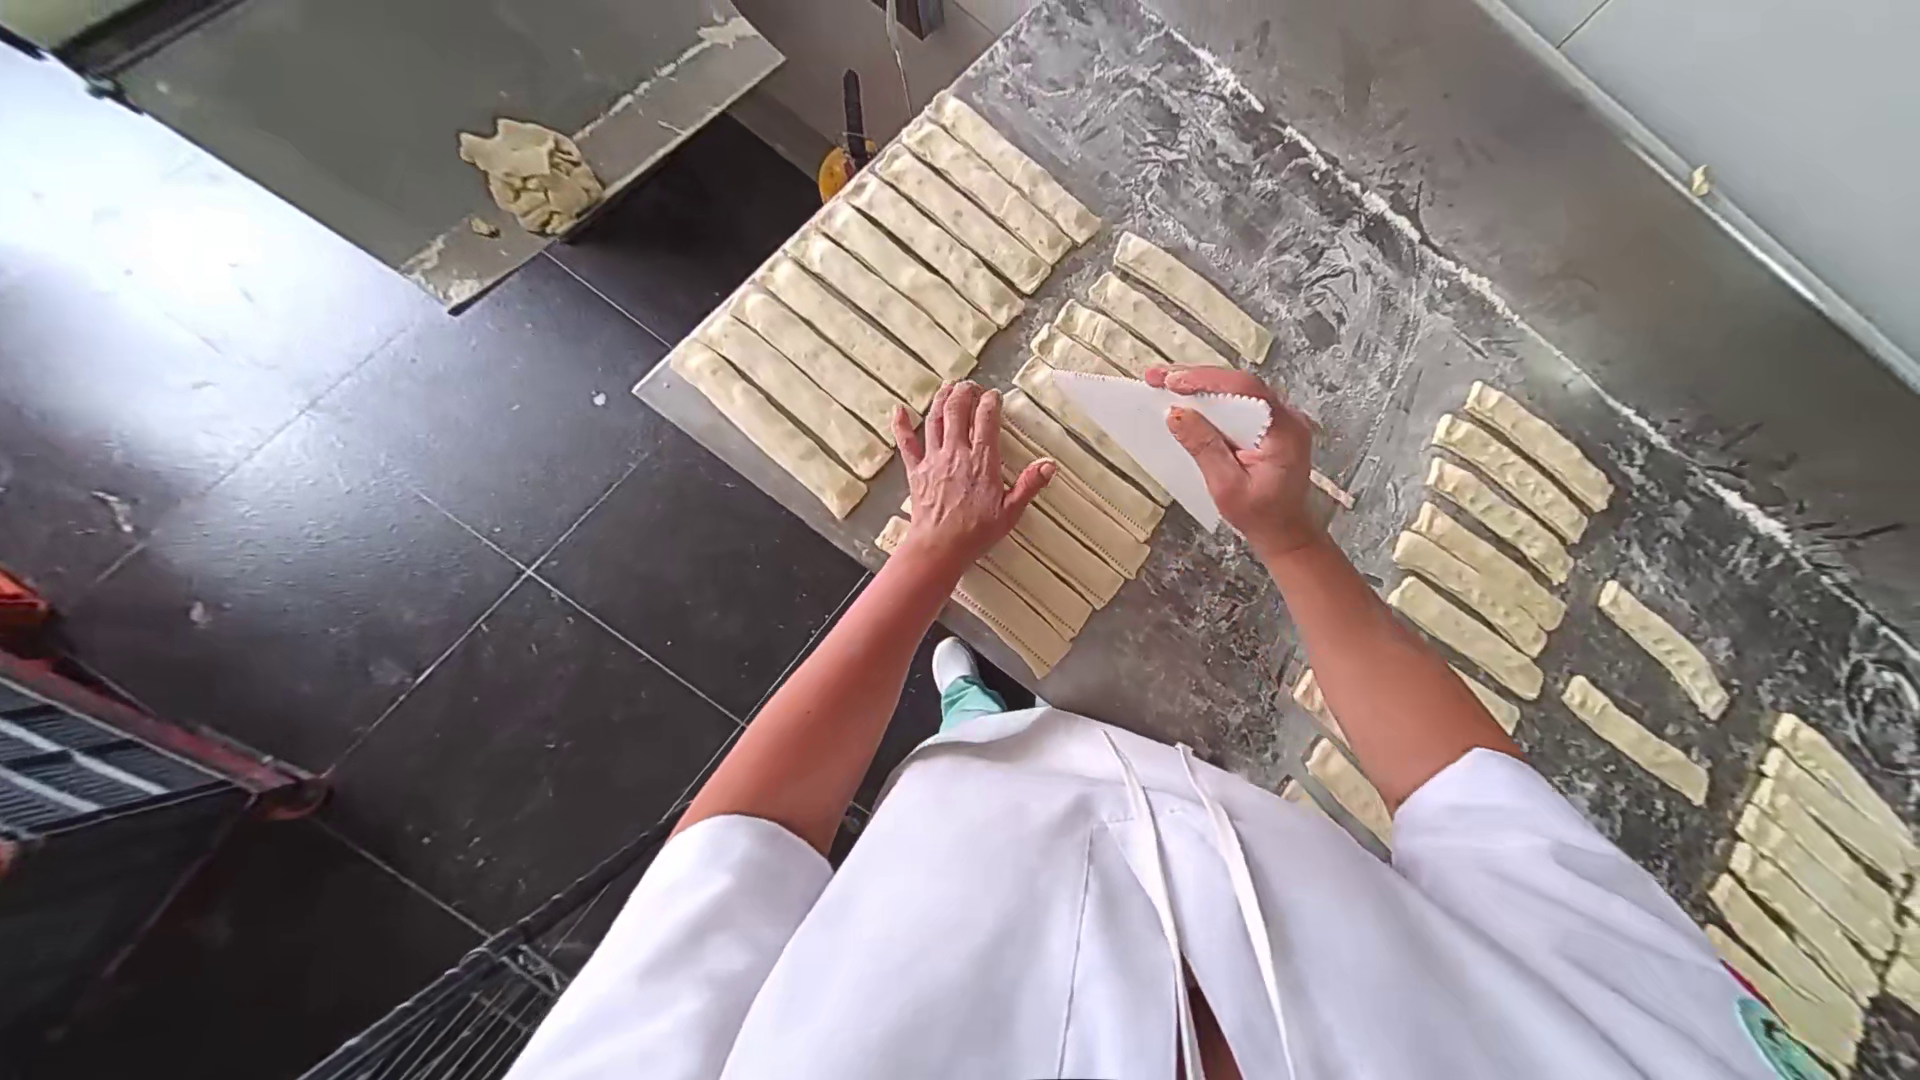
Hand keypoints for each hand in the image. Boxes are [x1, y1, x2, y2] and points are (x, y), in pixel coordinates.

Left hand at [894, 382, 1053, 576]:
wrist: (939, 548)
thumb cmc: (975, 533)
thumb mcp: (1010, 512)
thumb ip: (1029, 485)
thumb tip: (1048, 465)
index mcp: (982, 461)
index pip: (987, 418)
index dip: (991, 401)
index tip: (995, 397)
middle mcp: (956, 453)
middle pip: (958, 409)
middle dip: (965, 392)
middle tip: (971, 386)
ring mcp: (933, 460)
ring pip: (935, 419)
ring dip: (941, 399)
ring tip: (948, 387)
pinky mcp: (916, 471)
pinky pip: (907, 443)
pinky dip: (901, 425)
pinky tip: (899, 410)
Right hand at [1146, 365, 1319, 559]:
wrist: (1283, 531)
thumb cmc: (1261, 515)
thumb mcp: (1226, 486)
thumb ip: (1204, 447)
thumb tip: (1177, 415)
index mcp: (1284, 431)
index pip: (1244, 390)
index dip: (1206, 380)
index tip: (1173, 381)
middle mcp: (1286, 418)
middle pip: (1238, 384)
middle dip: (1195, 378)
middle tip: (1157, 377)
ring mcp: (1278, 420)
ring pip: (1236, 391)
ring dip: (1200, 386)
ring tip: (1165, 383)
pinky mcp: (1267, 426)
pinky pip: (1237, 404)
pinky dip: (1210, 400)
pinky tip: (1188, 400)